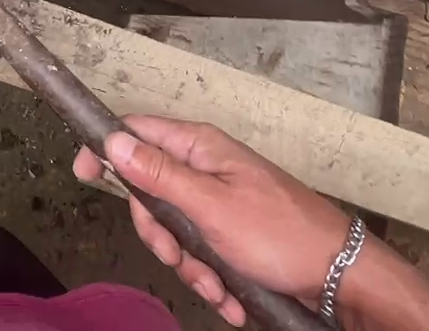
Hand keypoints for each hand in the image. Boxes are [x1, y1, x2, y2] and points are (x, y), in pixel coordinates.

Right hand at [74, 117, 349, 326]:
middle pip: (150, 189)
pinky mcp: (231, 231)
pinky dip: (209, 275)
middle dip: (160, 232)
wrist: (344, 280)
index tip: (84, 173)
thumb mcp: (210, 206)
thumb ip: (158, 173)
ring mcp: (218, 199)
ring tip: (216, 287)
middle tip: (177, 256)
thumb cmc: (278, 234)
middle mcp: (203, 166)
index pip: (135, 130)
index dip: (106, 149)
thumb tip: (111, 140)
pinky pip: (200, 248)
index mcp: (197, 146)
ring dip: (188, 263)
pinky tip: (229, 297)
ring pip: (174, 226)